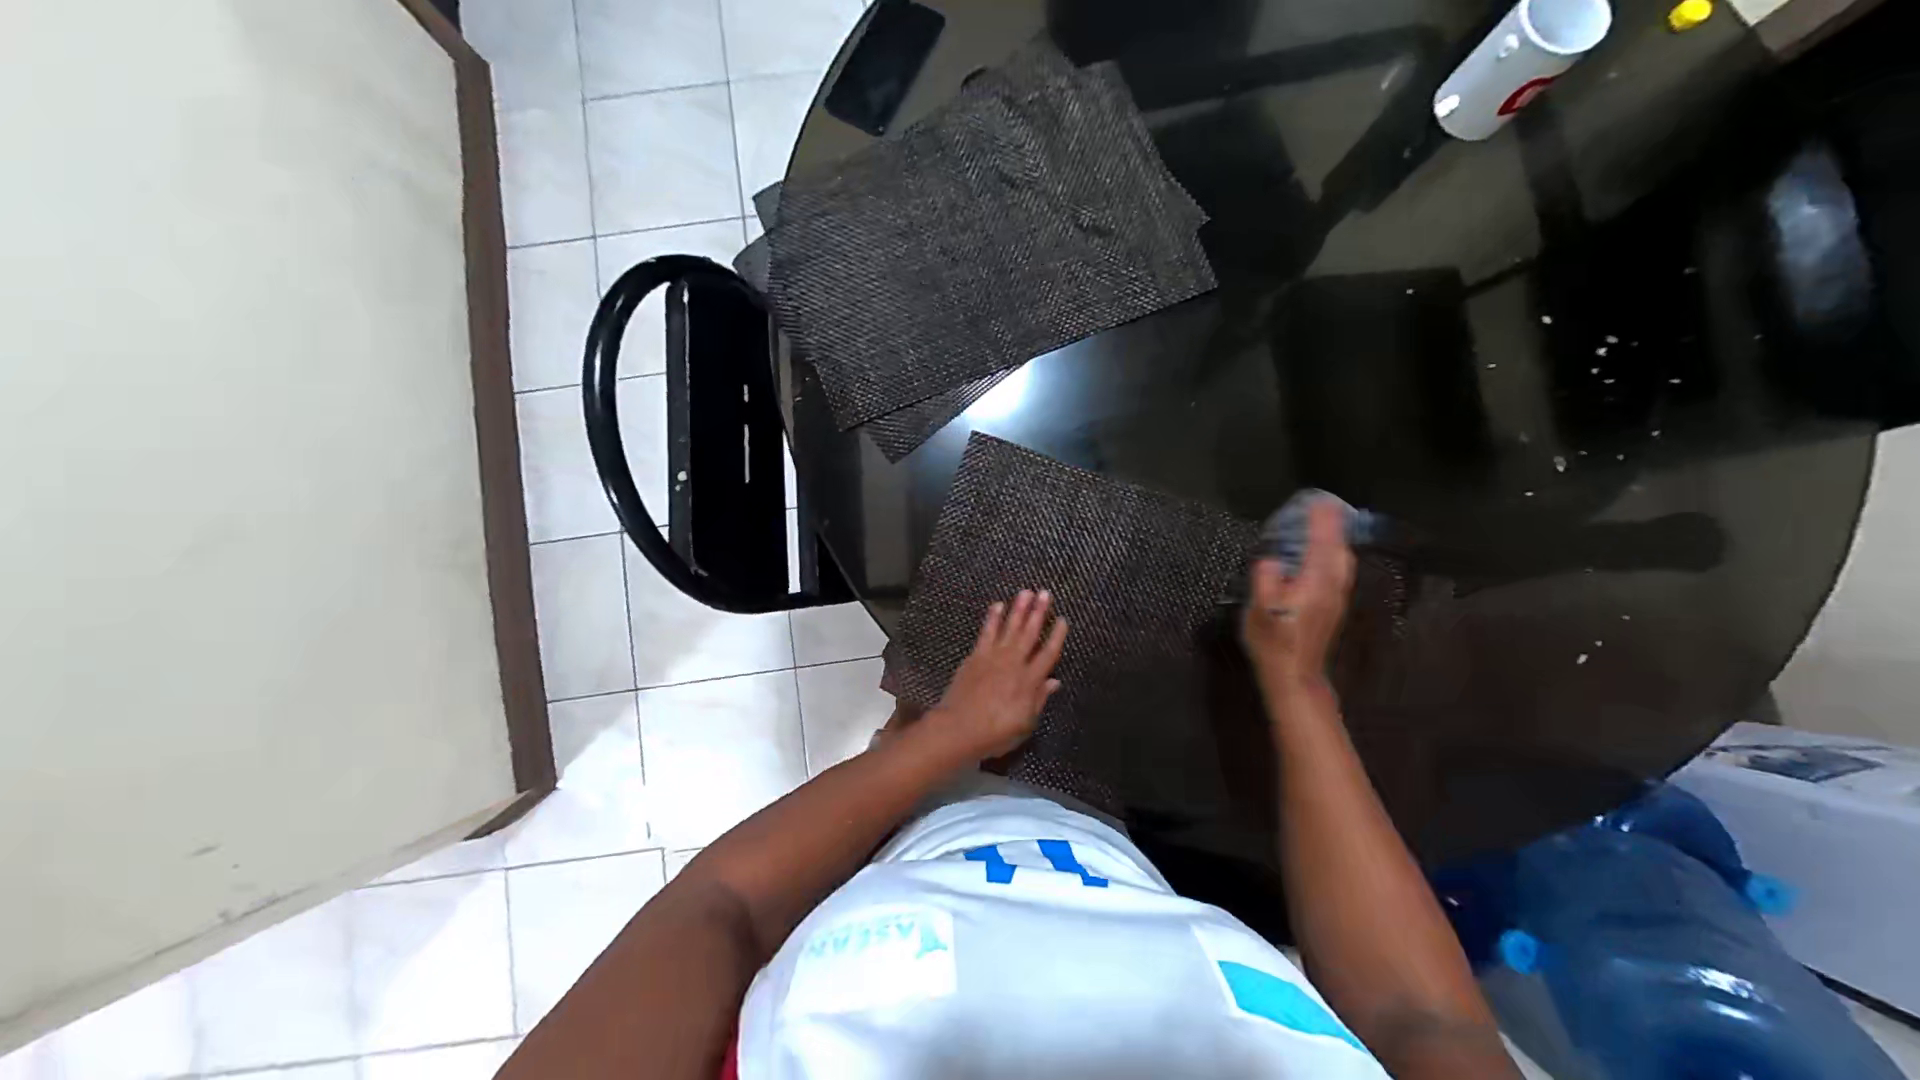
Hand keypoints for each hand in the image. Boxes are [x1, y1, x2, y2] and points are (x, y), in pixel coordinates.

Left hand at [926, 590, 1068, 761]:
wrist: (959, 728)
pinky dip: (992, 618)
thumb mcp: (1025, 723)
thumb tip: (1054, 681)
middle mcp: (1014, 663)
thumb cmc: (995, 732)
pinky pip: (986, 632)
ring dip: (1018, 609)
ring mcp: (993, 657)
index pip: (1048, 654)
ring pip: (1009, 627)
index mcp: (1029, 681)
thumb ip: (1039, 699)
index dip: (1056, 636)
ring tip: (1025, 592)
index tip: (1062, 620)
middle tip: (1045, 593)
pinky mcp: (975, 656)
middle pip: (1029, 633)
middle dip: (1039, 613)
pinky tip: (997, 606)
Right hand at [1242, 498, 1355, 689]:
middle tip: (1317, 508)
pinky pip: (1337, 569)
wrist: (1294, 675)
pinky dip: (1331, 553)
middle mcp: (1332, 585)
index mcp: (1315, 581)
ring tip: (1319, 524)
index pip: (1323, 540)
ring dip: (1333, 539)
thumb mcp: (1259, 608)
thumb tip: (1272, 559)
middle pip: (1339, 547)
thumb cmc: (1274, 641)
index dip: (1321, 519)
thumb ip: (1266, 576)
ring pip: (1341, 559)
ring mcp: (1336, 597)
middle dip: (1331, 525)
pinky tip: (1319, 554)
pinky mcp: (1333, 606)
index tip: (1318, 500)